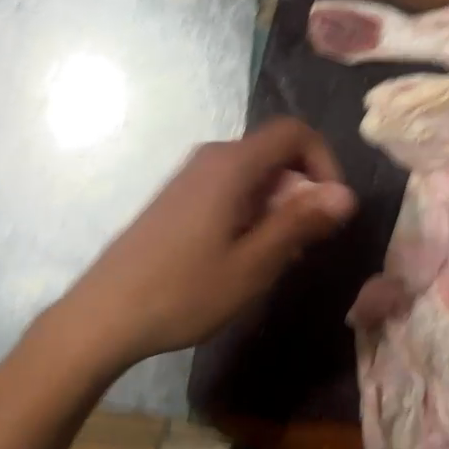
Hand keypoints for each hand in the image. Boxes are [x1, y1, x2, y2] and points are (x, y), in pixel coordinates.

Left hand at [60, 117, 357, 366]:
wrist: (101, 315)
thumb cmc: (183, 291)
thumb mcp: (253, 265)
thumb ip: (301, 223)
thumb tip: (346, 194)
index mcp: (233, 164)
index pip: (295, 132)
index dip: (324, 162)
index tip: (331, 209)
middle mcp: (213, 157)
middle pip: (276, 152)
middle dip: (302, 191)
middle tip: (305, 245)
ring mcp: (192, 175)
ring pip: (255, 173)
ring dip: (278, 205)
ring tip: (275, 258)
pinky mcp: (179, 196)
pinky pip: (231, 187)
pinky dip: (252, 210)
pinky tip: (242, 257)